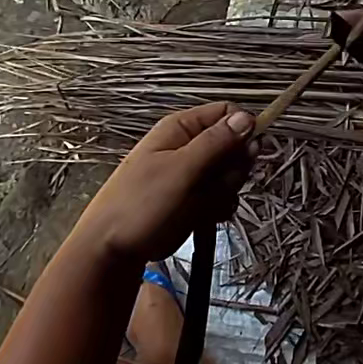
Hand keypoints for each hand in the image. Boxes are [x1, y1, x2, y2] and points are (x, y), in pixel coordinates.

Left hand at [70, 103, 254, 265]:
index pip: (227, 114)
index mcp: (182, 129)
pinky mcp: (197, 198)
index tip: (249, 153)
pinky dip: (220, 207)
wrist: (113, 249)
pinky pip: (224, 196)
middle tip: (216, 184)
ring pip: (232, 174)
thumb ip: (215, 143)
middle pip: (235, 146)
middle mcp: (190, 147)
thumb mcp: (180, 170)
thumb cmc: (140, 204)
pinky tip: (206, 216)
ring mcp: (194, 174)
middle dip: (233, 168)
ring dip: (226, 191)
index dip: (244, 130)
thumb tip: (248, 117)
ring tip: (203, 204)